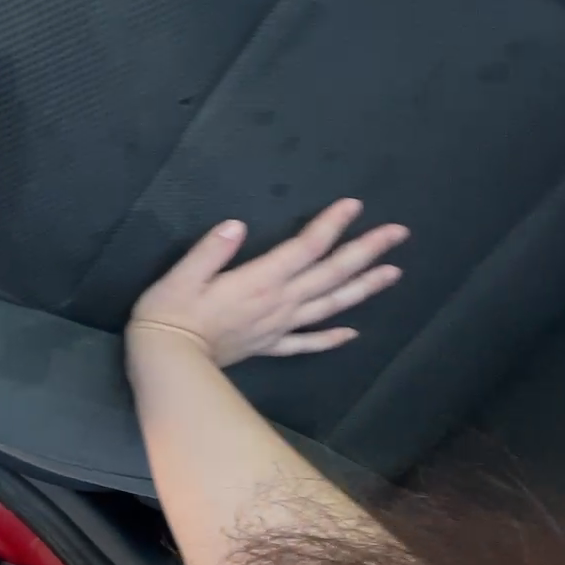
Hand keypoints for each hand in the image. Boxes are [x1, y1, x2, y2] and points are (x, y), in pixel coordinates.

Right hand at [127, 199, 407, 366]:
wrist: (166, 359)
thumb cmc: (168, 313)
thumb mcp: (181, 276)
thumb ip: (210, 251)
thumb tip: (236, 226)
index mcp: (259, 281)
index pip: (304, 248)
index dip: (330, 225)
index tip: (353, 205)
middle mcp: (279, 302)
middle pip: (329, 274)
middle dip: (364, 252)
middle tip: (398, 233)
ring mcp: (277, 326)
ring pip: (329, 305)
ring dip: (363, 288)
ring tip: (393, 273)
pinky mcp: (267, 346)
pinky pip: (306, 343)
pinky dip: (330, 338)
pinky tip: (351, 334)